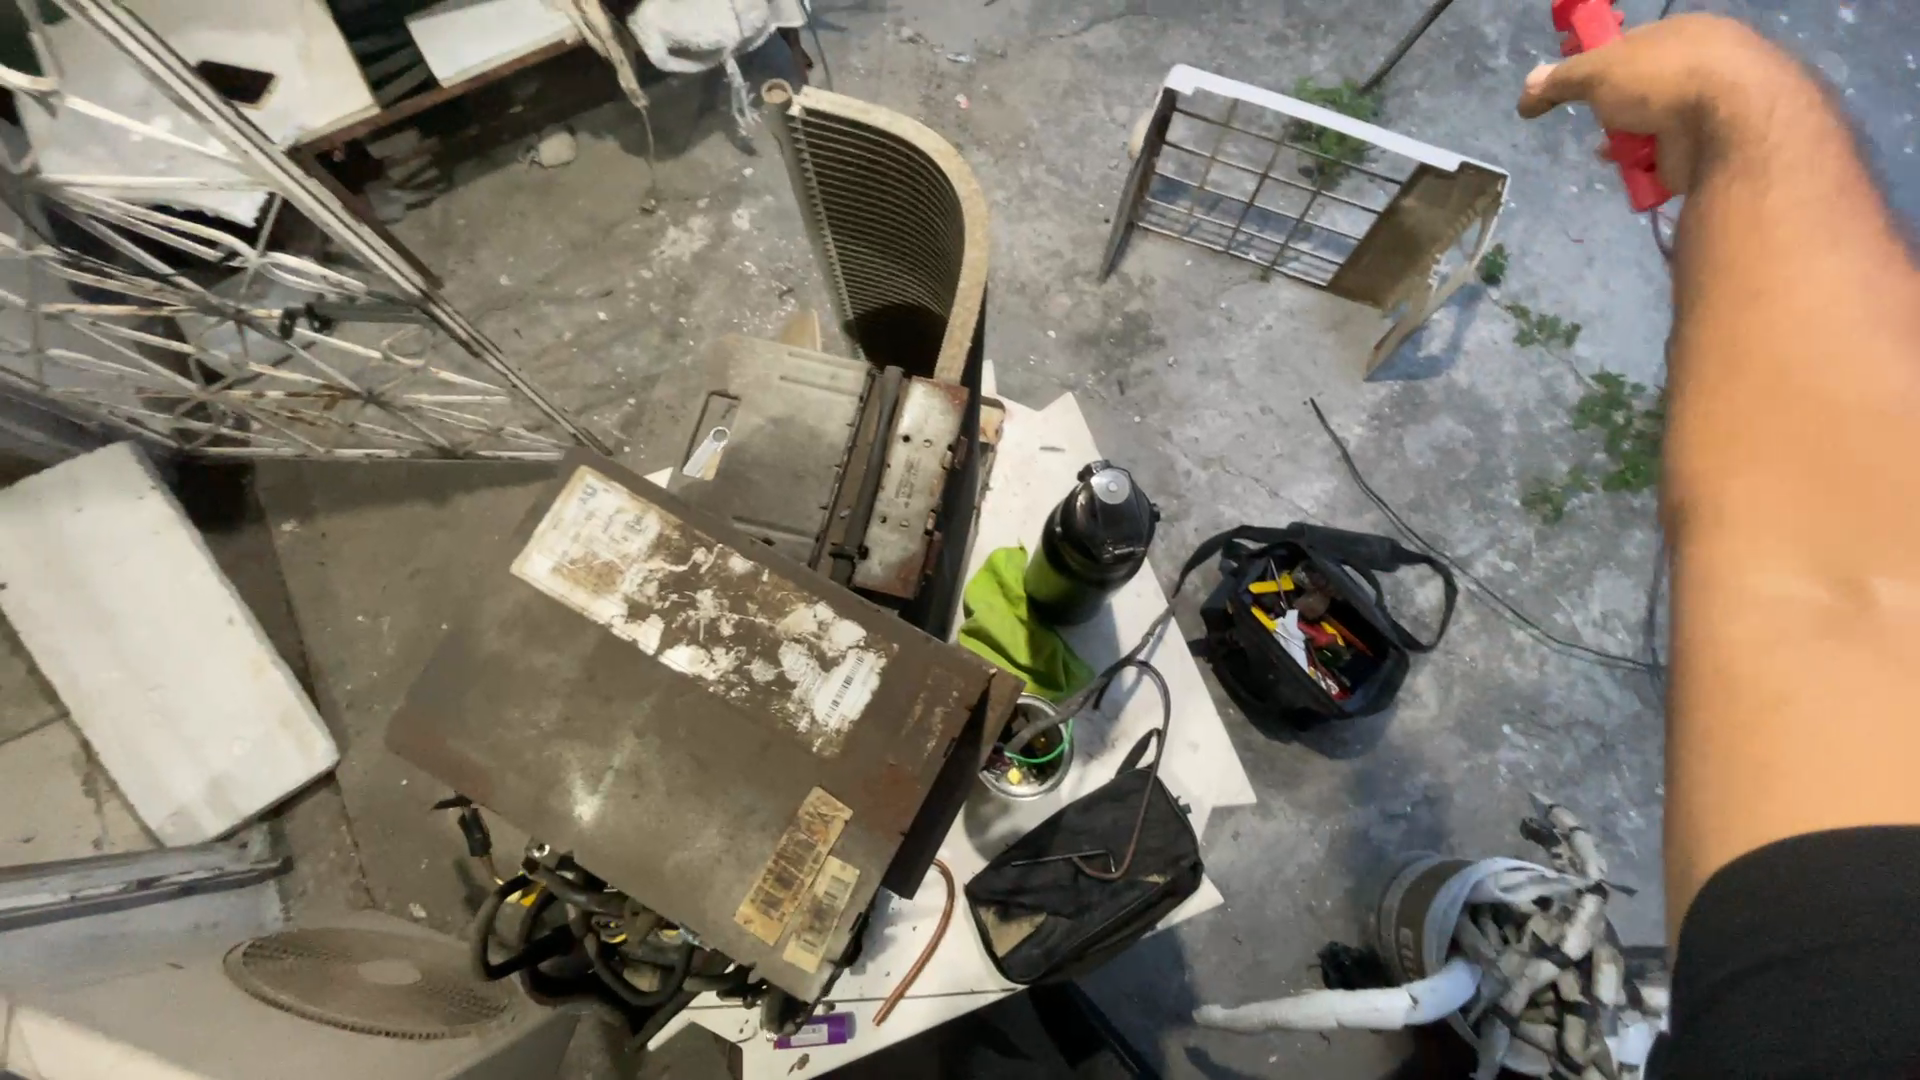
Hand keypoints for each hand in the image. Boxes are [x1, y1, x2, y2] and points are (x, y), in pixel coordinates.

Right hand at [1517, 14, 1797, 194]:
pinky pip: (1658, 152)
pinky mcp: (1706, 140)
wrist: (1730, 122)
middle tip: (1597, 119)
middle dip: (1609, 108)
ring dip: (1623, 139)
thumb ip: (1559, 80)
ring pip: (1645, 123)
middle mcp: (1701, 61)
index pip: (1630, 44)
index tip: (1569, 83)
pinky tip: (1633, 163)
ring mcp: (1707, 102)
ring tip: (1616, 147)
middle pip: (1635, 88)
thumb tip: (1526, 90)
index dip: (1596, 62)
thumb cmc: (1665, 81)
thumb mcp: (1599, 71)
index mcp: (1683, 31)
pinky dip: (1640, 161)